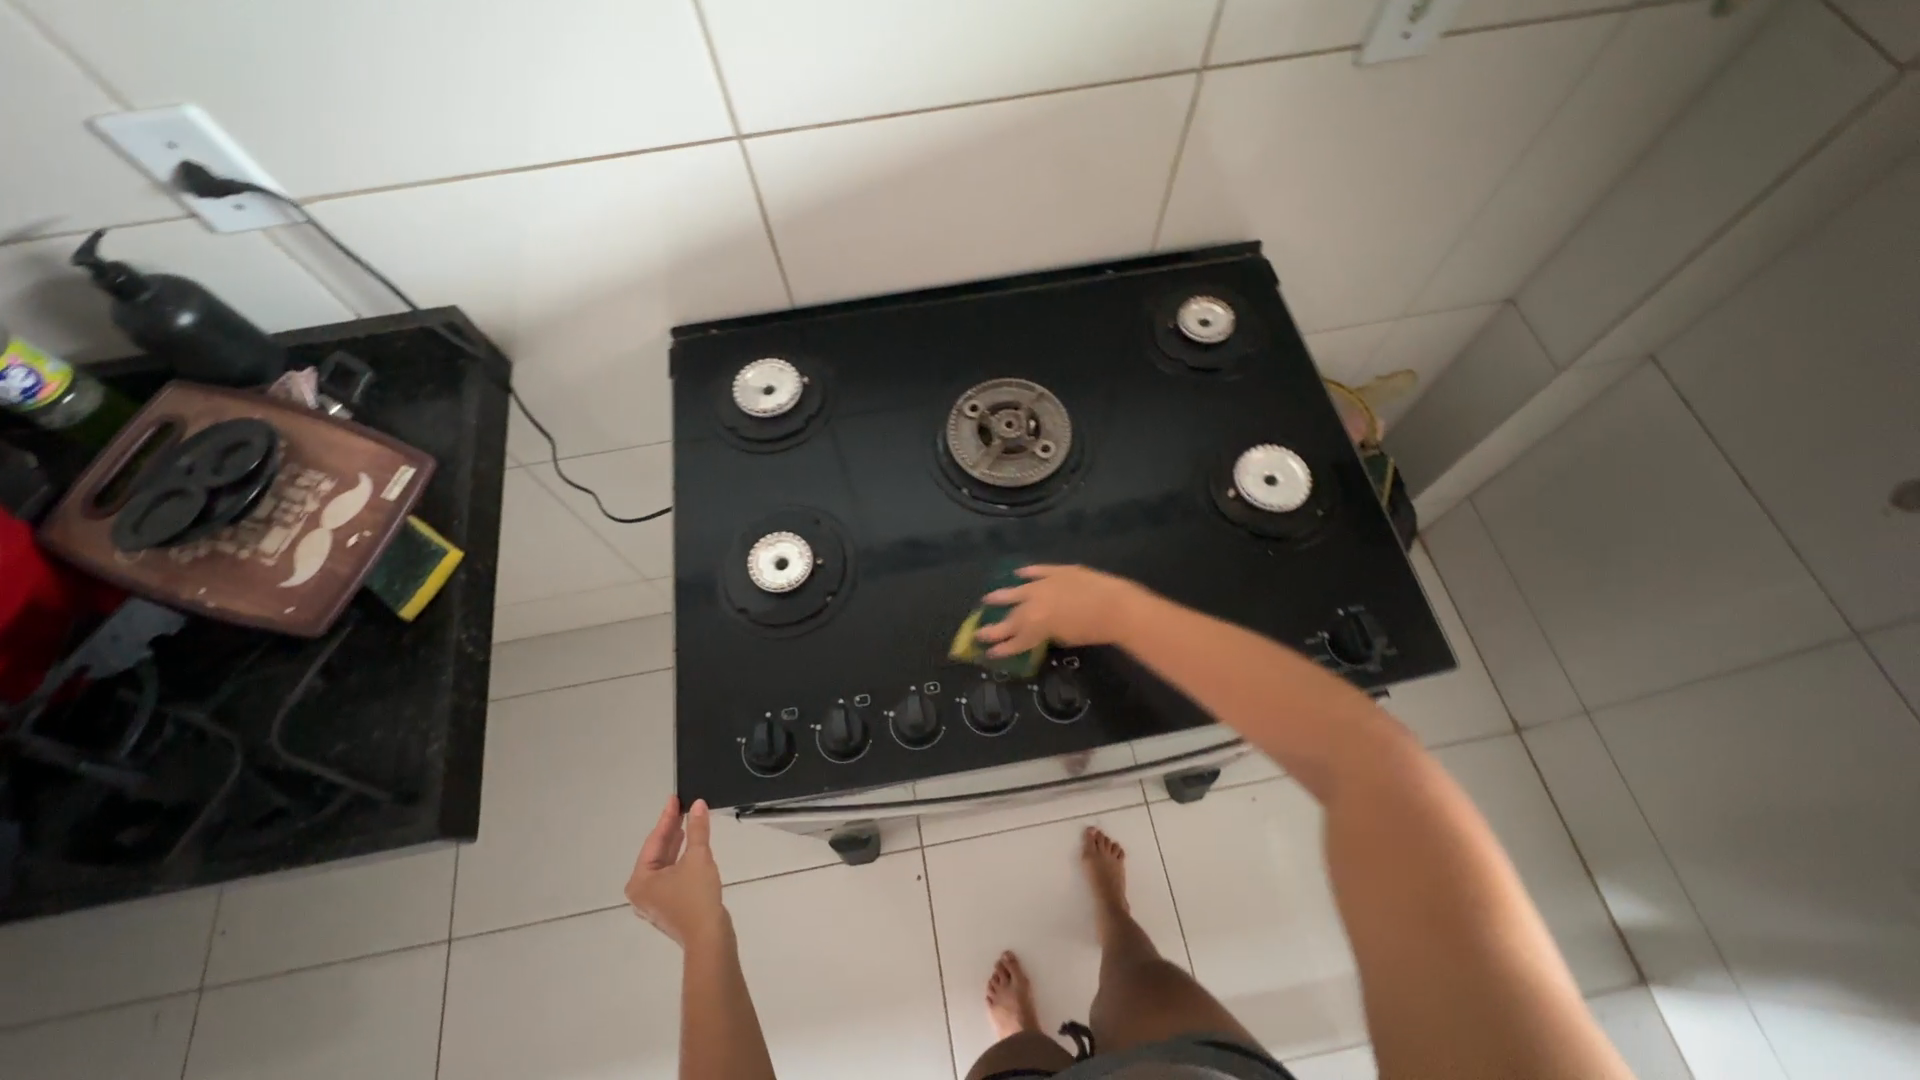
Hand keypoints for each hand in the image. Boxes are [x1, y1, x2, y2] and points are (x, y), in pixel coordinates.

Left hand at [626, 796, 725, 946]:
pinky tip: (691, 848)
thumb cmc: (696, 897)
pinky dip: (680, 861)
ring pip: (664, 865)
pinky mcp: (669, 907)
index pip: (654, 842)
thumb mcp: (697, 858)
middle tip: (683, 808)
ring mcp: (654, 902)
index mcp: (639, 881)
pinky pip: (671, 876)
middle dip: (671, 831)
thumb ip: (697, 830)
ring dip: (677, 845)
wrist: (709, 937)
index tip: (675, 799)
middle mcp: (641, 892)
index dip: (667, 818)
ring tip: (688, 823)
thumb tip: (698, 805)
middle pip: (657, 854)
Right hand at [974, 564, 1151, 657]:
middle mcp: (1032, 605)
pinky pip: (1036, 571)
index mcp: (1035, 626)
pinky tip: (1018, 574)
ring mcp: (1043, 585)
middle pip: (1010, 619)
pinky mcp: (1056, 571)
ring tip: (988, 598)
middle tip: (979, 632)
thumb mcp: (1066, 639)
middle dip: (994, 628)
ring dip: (1001, 596)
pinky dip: (1027, 573)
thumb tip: (1042, 631)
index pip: (1014, 640)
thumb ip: (1048, 635)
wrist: (1114, 606)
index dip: (1001, 648)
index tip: (989, 652)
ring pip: (1016, 591)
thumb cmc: (1092, 630)